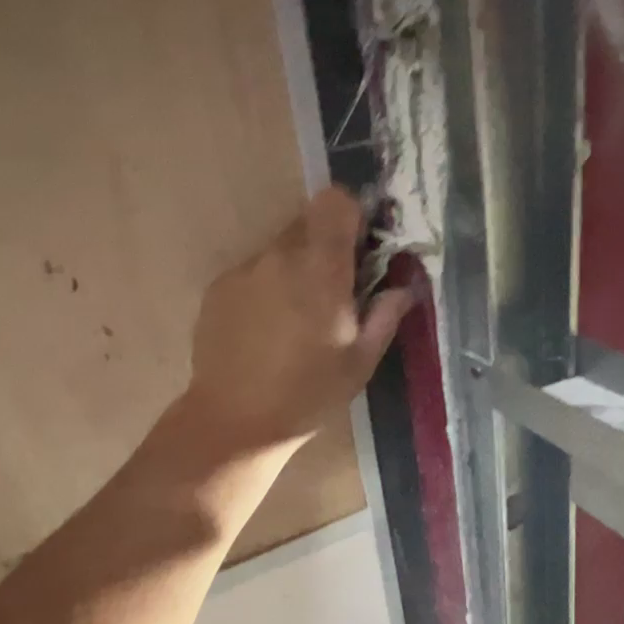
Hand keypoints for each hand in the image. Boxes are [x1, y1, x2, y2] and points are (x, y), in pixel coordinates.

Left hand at [184, 186, 413, 450]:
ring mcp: (244, 271)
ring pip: (278, 251)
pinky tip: (265, 335)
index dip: (351, 218)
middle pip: (307, 224)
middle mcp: (279, 256)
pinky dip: (265, 291)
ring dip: (294, 272)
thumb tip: (405, 287)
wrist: (234, 421)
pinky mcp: (218, 289)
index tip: (359, 251)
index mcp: (321, 269)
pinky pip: (252, 274)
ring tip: (295, 323)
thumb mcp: (360, 363)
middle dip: (325, 248)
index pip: (336, 202)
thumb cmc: (307, 395)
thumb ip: (385, 316)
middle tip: (333, 295)